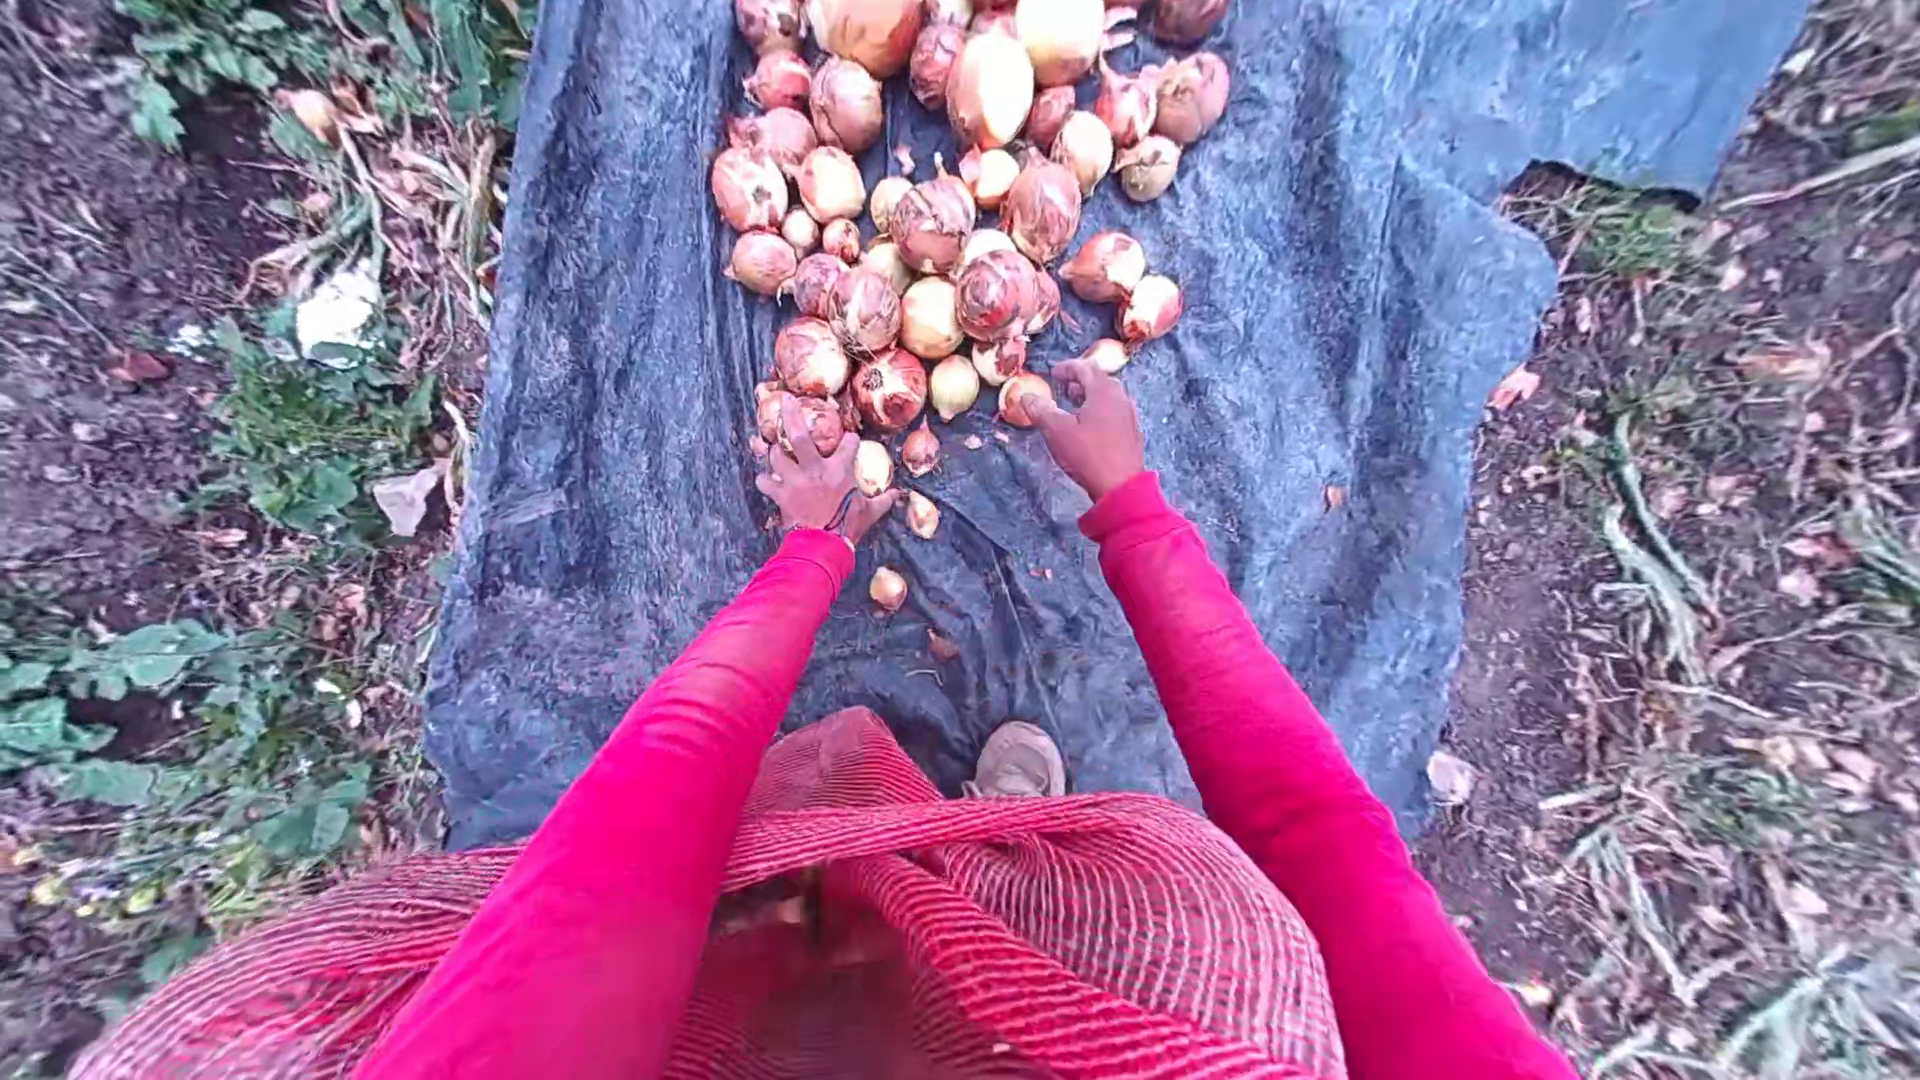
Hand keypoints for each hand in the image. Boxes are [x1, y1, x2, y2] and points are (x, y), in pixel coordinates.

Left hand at [756, 395, 897, 544]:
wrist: (824, 544)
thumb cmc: (848, 526)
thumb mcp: (870, 512)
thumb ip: (883, 500)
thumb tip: (899, 494)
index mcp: (839, 470)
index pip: (848, 444)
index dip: (850, 439)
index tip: (850, 438)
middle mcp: (814, 469)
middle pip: (798, 435)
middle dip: (791, 415)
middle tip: (786, 399)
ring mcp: (794, 480)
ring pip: (776, 455)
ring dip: (772, 449)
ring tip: (770, 444)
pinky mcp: (781, 494)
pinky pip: (766, 482)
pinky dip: (765, 480)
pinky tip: (765, 478)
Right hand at [1024, 357, 1144, 501]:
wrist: (1121, 487)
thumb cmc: (1088, 455)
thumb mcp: (1057, 431)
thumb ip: (1040, 410)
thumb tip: (1026, 396)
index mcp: (1104, 391)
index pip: (1085, 367)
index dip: (1067, 367)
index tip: (1053, 373)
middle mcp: (1121, 398)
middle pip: (1099, 380)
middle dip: (1079, 381)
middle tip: (1063, 389)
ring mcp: (1129, 415)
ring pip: (1108, 396)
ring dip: (1089, 396)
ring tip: (1073, 407)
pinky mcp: (1132, 433)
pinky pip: (1113, 411)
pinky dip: (1099, 410)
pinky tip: (1089, 427)